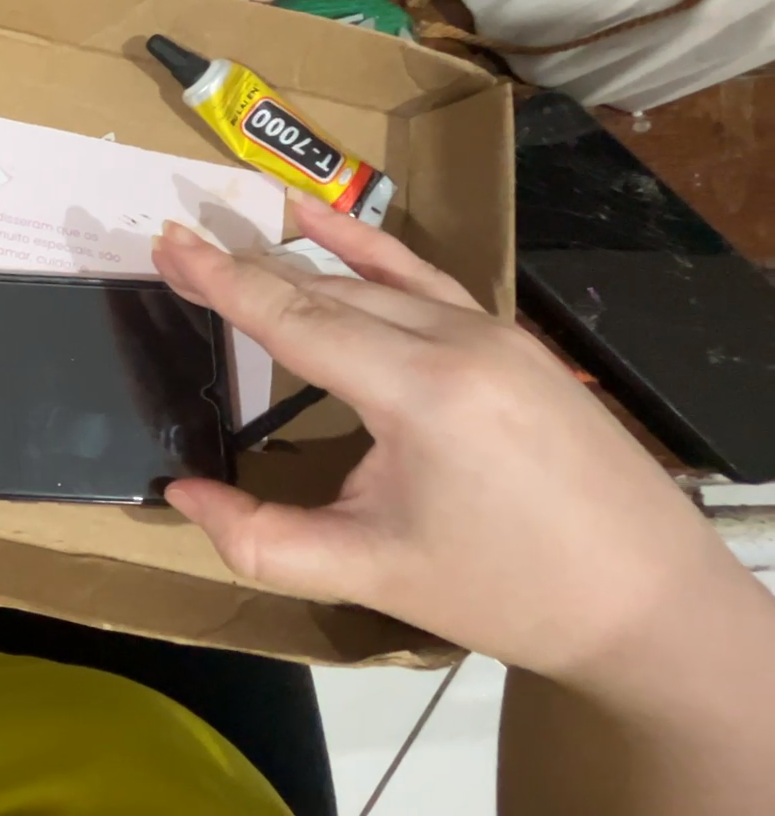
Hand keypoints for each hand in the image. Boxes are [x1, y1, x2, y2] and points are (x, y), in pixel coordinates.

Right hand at [152, 192, 755, 680]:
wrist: (657, 610)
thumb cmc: (505, 591)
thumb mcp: (365, 572)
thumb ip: (257, 538)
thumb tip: (177, 492)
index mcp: (421, 393)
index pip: (296, 318)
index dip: (222, 281)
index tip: (168, 244)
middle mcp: (458, 342)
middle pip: (321, 291)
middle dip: (238, 268)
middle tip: (172, 247)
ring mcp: (490, 333)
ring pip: (363, 283)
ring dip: (285, 262)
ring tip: (220, 242)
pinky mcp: (507, 340)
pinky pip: (420, 275)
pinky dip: (363, 244)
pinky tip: (318, 216)